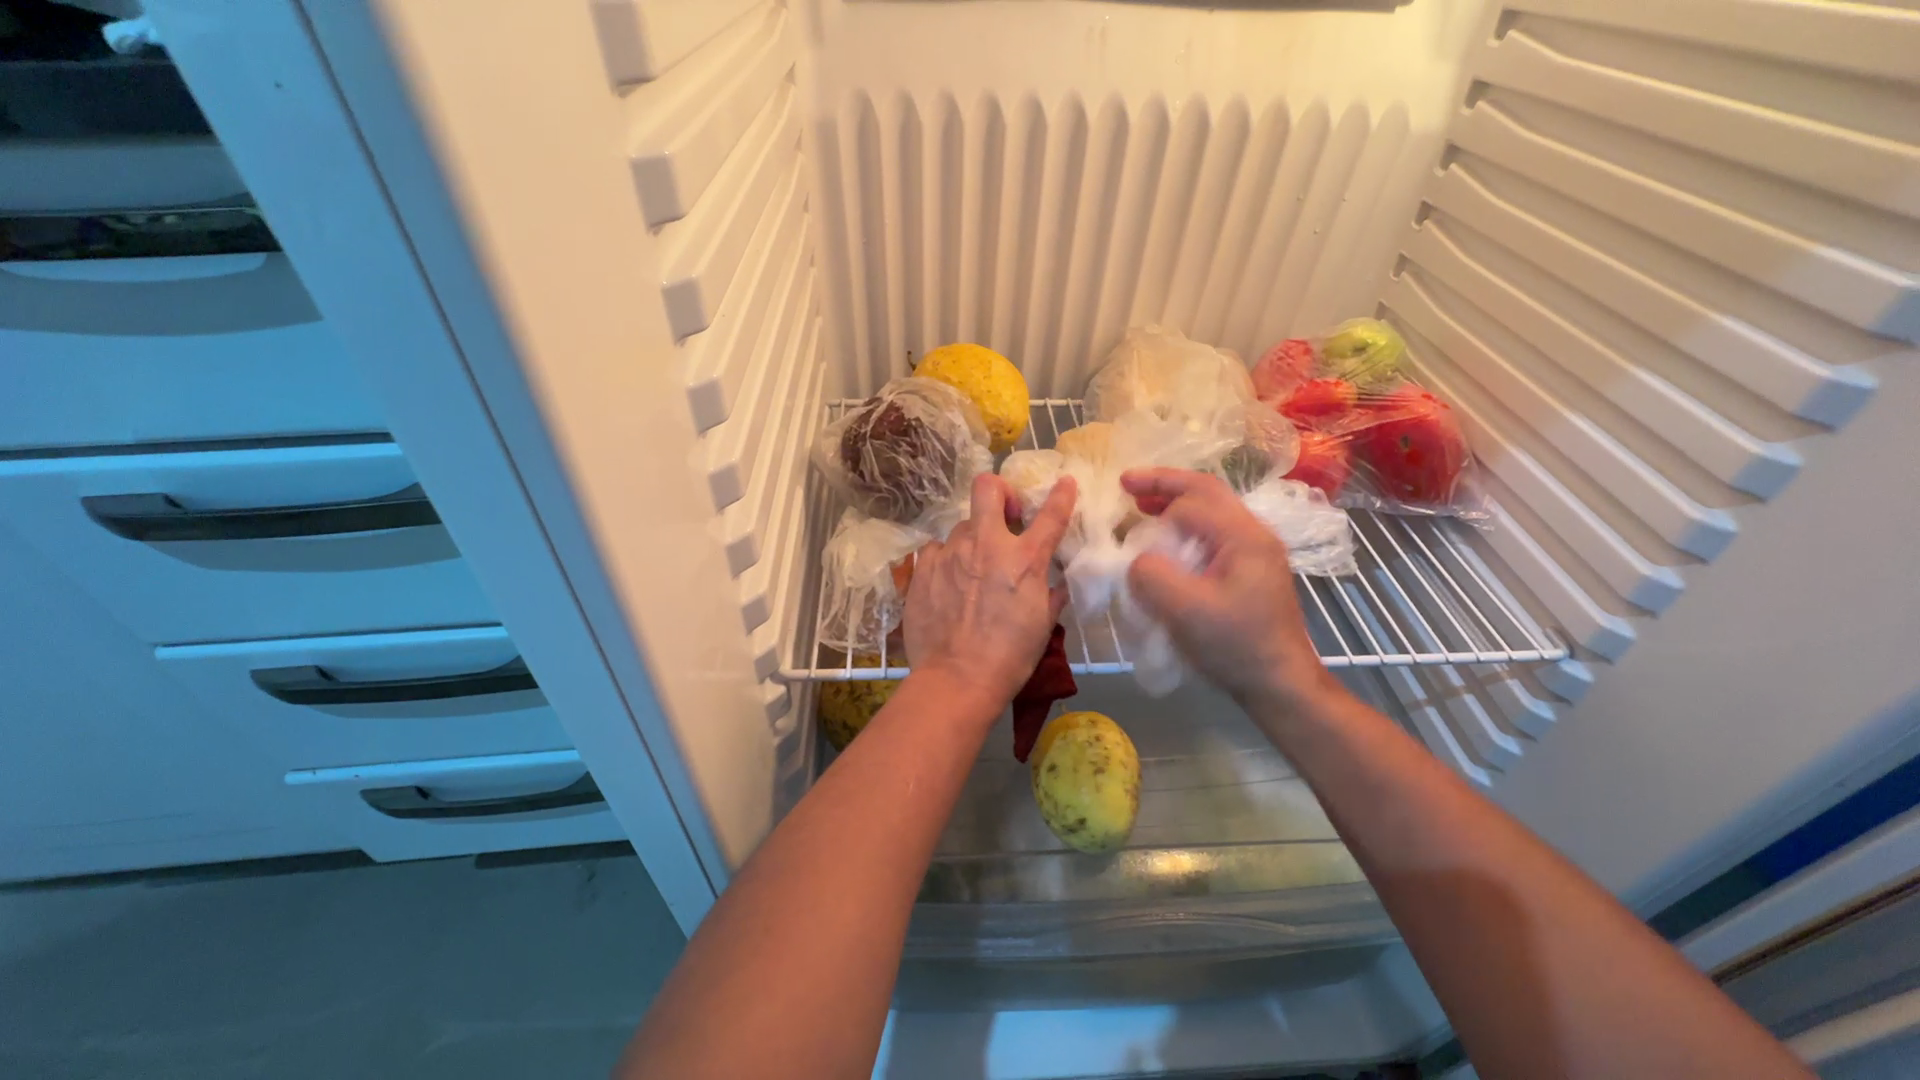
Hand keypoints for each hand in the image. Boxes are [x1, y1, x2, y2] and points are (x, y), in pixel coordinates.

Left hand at [903, 473, 1075, 716]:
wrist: (957, 679)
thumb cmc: (1010, 657)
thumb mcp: (1042, 625)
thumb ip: (1050, 595)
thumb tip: (1054, 584)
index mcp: (1024, 559)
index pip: (1051, 514)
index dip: (1061, 495)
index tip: (1064, 484)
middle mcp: (985, 545)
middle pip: (987, 487)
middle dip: (999, 492)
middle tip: (1004, 516)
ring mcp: (950, 554)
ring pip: (961, 528)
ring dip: (971, 542)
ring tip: (971, 571)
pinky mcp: (922, 569)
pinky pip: (935, 551)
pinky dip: (945, 562)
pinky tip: (946, 584)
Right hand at [1122, 468, 1340, 717]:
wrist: (1279, 683)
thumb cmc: (1236, 646)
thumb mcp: (1186, 612)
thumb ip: (1153, 576)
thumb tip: (1137, 560)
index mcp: (1244, 536)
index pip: (1192, 503)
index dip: (1157, 512)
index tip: (1130, 531)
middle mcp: (1255, 533)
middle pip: (1207, 491)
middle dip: (1164, 484)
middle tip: (1126, 483)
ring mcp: (1256, 551)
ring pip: (1212, 509)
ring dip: (1175, 503)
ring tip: (1141, 505)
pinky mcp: (1251, 570)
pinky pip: (1214, 532)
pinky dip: (1185, 527)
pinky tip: (1167, 543)